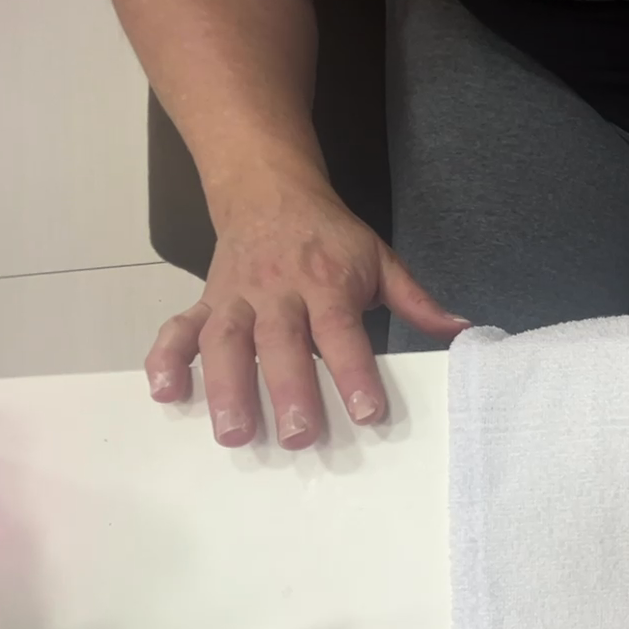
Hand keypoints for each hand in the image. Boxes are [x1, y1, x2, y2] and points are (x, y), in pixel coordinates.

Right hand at [145, 173, 466, 447]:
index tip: (368, 414)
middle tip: (300, 438)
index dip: (354, 373)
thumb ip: (419, 302)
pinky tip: (165, 394)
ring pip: (223, 342)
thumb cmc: (332, 239)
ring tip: (233, 434)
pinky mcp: (206, 299)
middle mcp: (277, 292)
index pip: (341, 333)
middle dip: (287, 392)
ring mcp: (236, 296)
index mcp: (326, 284)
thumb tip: (463, 331)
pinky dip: (166, 358)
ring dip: (224, 388)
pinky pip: (179, 327)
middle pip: (279, 344)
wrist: (268, 190)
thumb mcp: (383, 262)